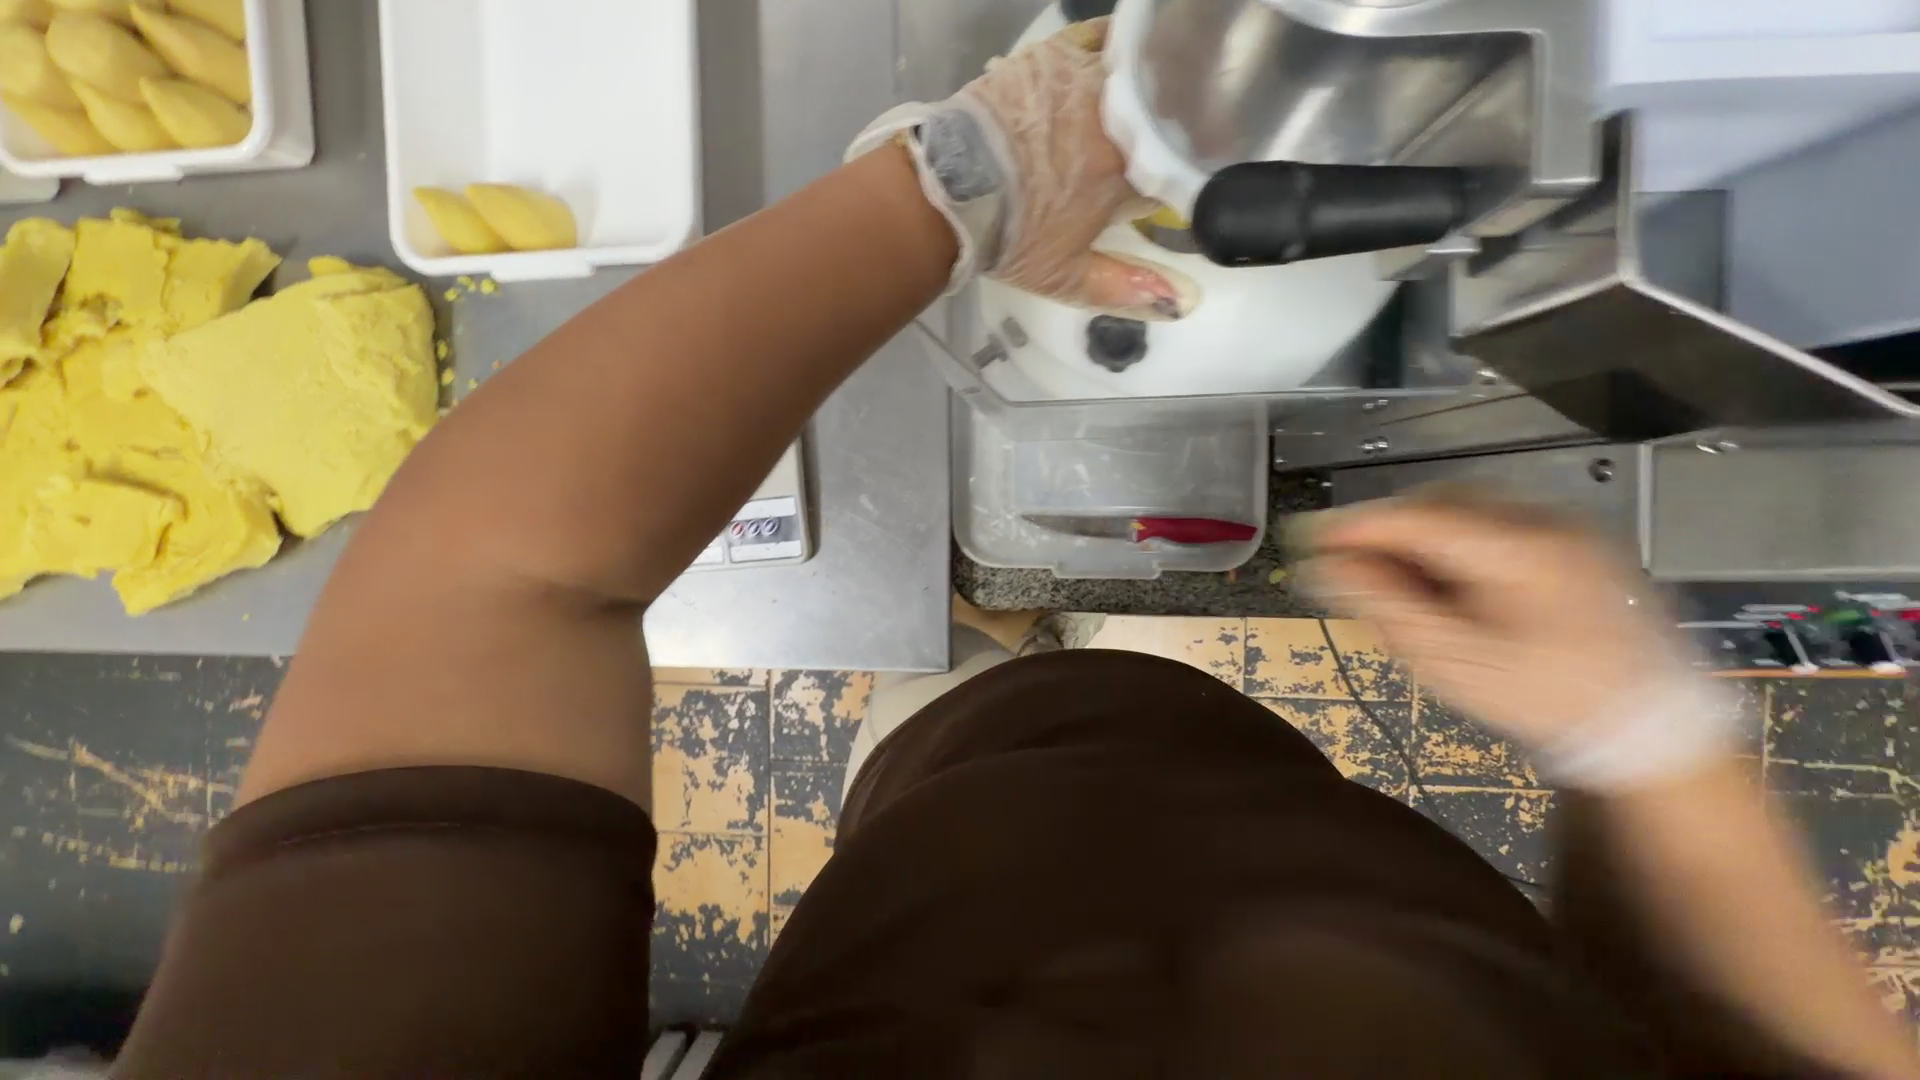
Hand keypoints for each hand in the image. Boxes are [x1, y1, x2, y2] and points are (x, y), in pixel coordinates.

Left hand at [958, 20, 1185, 317]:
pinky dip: (1116, 45)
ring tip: (1140, 105)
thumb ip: (1128, 289)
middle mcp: (1117, 122)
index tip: (1162, 191)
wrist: (949, 196)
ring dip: (1148, 89)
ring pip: (1141, 75)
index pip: (1171, 172)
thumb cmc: (1009, 239)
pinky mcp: (1054, 56)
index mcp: (1127, 177)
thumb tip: (1183, 304)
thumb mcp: (1068, 279)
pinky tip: (1119, 58)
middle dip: (1166, 134)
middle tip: (1149, 149)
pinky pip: (1101, 36)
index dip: (1172, 181)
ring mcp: (1086, 82)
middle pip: (1164, 118)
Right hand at [1300, 497, 1731, 787]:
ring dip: (1422, 533)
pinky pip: (1499, 522)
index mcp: (1518, 551)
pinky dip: (1458, 539)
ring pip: (1469, 508)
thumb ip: (1384, 604)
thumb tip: (1323, 563)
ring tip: (1399, 574)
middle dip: (1390, 528)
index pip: (1417, 517)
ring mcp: (1570, 528)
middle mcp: (1547, 523)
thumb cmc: (1539, 697)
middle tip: (1354, 562)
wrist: (1647, 726)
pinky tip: (1448, 577)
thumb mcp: (1449, 659)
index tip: (1311, 536)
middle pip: (1442, 501)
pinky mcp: (1579, 542)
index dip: (1358, 524)